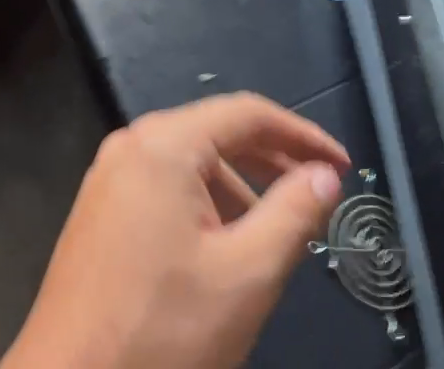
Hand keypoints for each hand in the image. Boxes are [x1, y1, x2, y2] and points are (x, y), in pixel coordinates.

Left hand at [0, 93, 350, 368]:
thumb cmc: (163, 330)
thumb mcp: (246, 274)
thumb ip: (294, 214)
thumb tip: (324, 174)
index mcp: (163, 144)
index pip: (247, 113)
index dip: (302, 134)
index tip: (343, 165)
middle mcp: (131, 145)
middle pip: (217, 132)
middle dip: (272, 160)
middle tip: (319, 194)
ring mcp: (109, 177)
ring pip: (191, 163)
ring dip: (240, 188)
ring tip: (276, 233)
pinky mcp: (100, 210)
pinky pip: (165, 187)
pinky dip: (205, 205)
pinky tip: (225, 247)